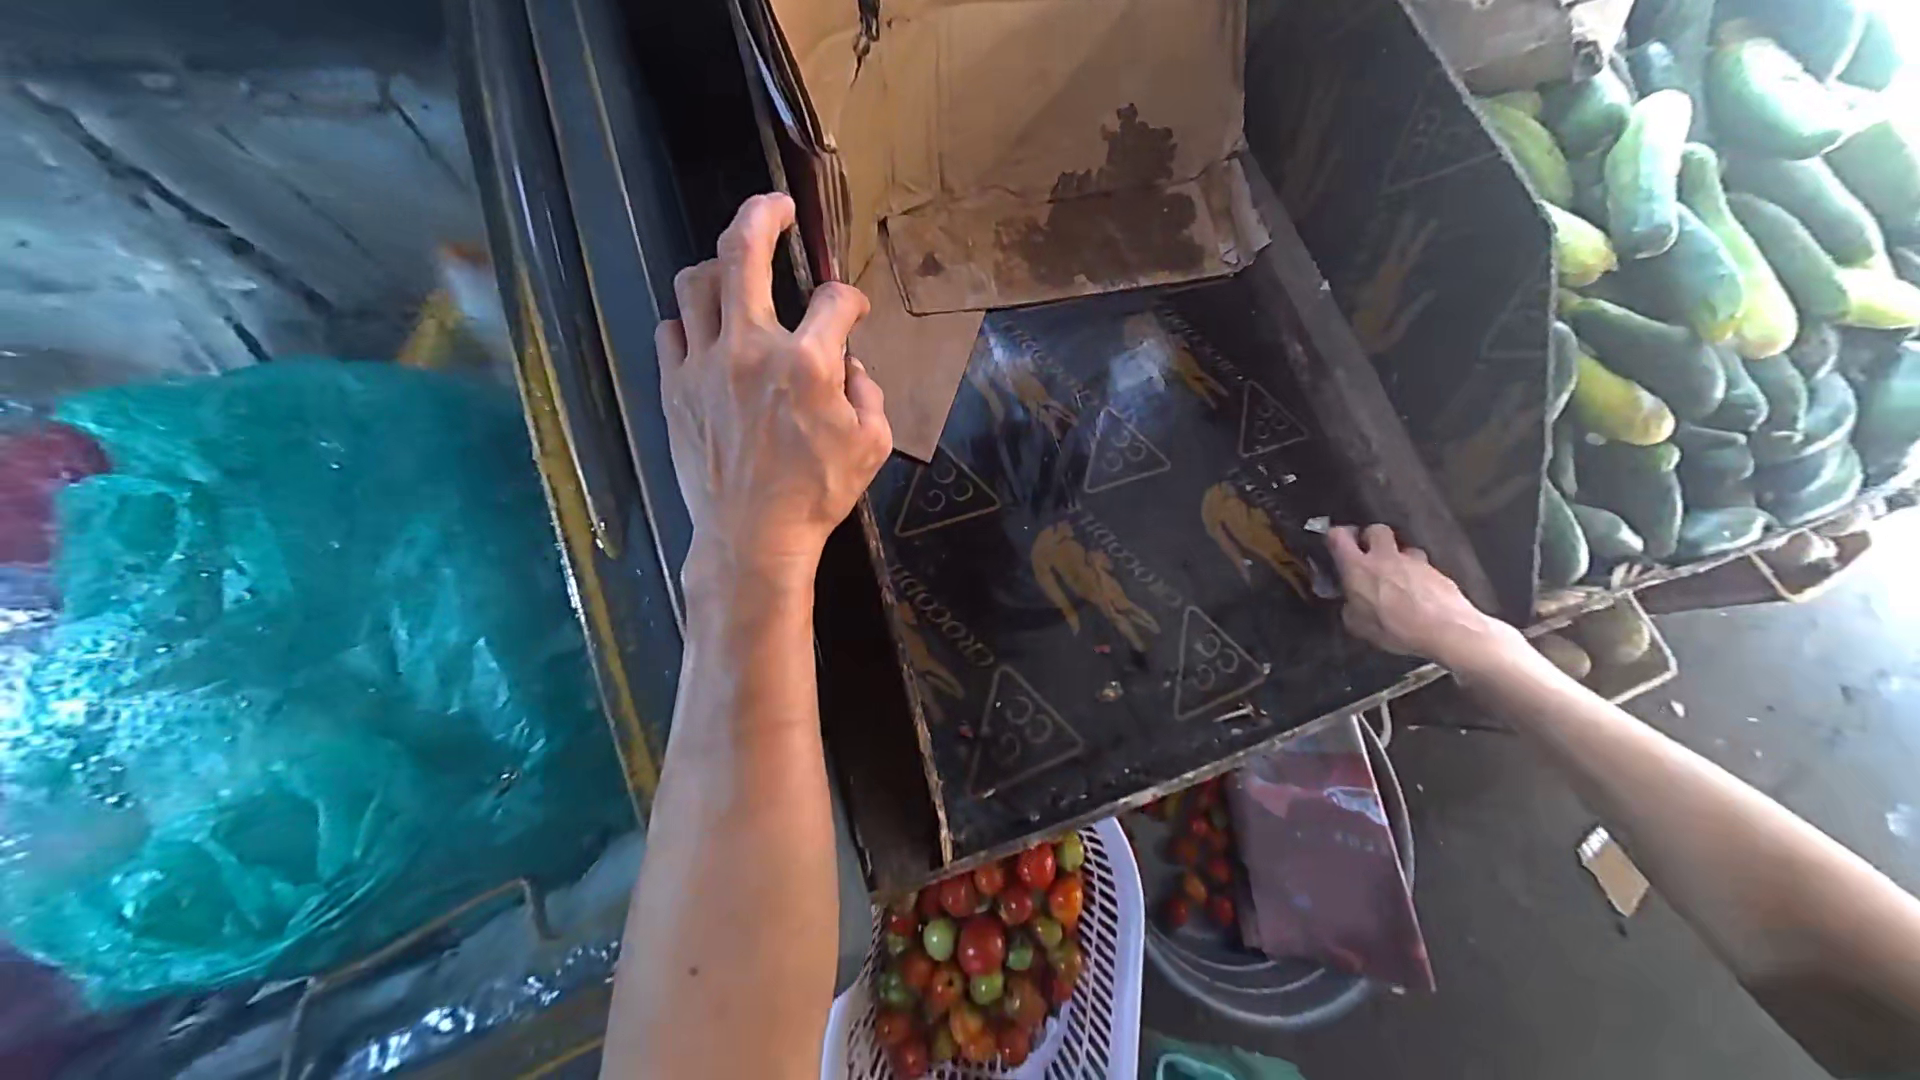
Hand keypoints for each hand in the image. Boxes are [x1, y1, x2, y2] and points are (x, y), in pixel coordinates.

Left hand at [657, 193, 891, 589]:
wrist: (752, 537)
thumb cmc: (818, 494)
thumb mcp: (871, 446)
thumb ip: (869, 393)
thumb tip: (848, 366)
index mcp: (807, 362)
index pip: (834, 302)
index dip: (850, 299)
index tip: (853, 310)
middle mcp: (751, 347)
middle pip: (741, 252)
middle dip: (761, 214)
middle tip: (775, 206)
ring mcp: (703, 365)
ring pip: (694, 283)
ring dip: (716, 266)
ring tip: (732, 271)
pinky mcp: (673, 389)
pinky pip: (671, 332)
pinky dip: (690, 324)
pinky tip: (705, 335)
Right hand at [1327, 523, 1515, 670]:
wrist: (1448, 632)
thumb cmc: (1397, 629)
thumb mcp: (1358, 625)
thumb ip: (1350, 608)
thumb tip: (1351, 604)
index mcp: (1358, 567)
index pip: (1339, 536)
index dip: (1335, 536)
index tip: (1336, 544)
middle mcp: (1385, 558)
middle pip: (1375, 530)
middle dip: (1369, 537)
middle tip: (1367, 553)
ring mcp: (1415, 562)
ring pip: (1403, 547)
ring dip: (1397, 557)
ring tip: (1396, 576)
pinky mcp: (1438, 572)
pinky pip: (1423, 566)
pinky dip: (1417, 575)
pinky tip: (1418, 592)